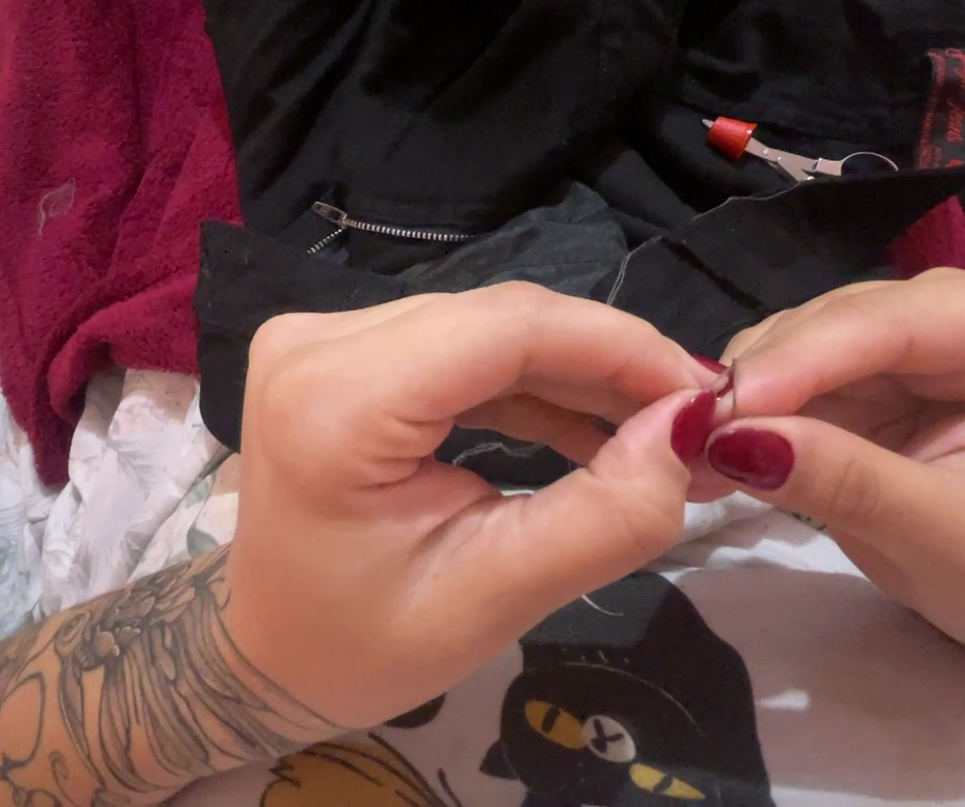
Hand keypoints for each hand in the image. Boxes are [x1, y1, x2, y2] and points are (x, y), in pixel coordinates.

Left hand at [223, 283, 717, 728]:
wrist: (262, 645)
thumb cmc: (358, 643)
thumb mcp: (492, 597)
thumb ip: (602, 515)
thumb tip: (686, 428)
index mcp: (334, 403)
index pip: (502, 327)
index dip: (615, 344)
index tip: (702, 391)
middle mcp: (317, 341)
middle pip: (495, 318)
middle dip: (605, 361)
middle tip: (691, 420)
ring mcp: (322, 335)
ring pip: (483, 326)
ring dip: (572, 370)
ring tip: (650, 429)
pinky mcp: (339, 346)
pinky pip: (455, 344)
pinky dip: (525, 378)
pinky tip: (585, 422)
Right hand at [679, 266, 964, 682]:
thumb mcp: (960, 544)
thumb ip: (850, 484)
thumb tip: (729, 441)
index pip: (891, 322)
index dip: (796, 362)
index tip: (714, 413)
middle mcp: (960, 305)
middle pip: (827, 323)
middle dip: (757, 384)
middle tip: (686, 446)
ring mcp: (902, 333)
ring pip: (789, 340)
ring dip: (738, 398)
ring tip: (694, 457)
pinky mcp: (858, 368)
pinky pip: (778, 372)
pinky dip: (741, 412)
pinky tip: (714, 450)